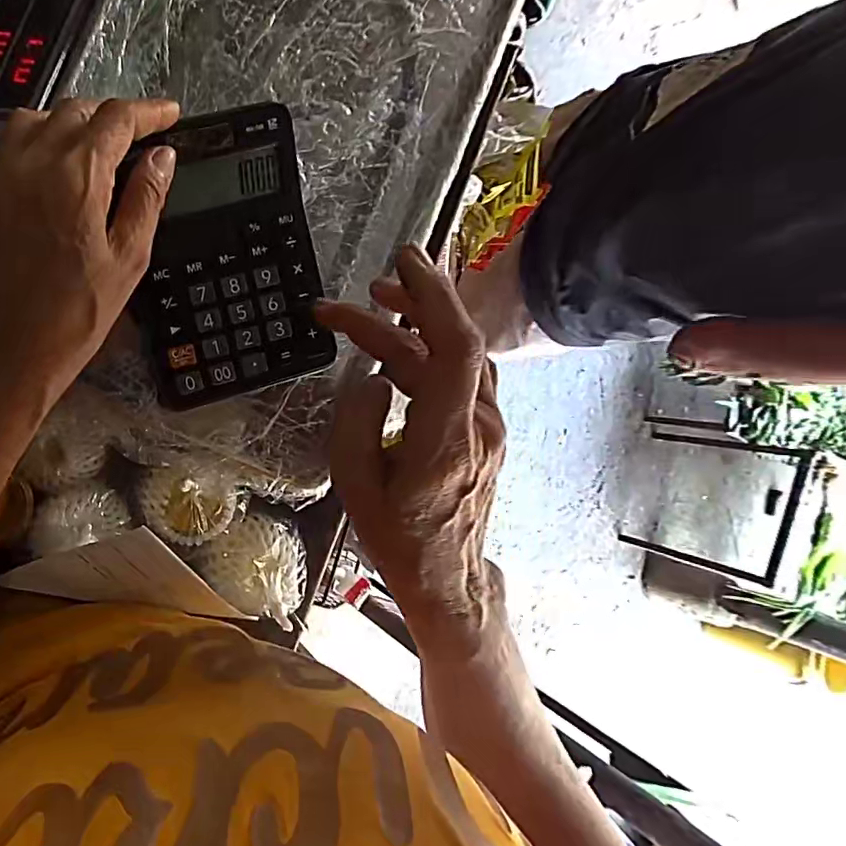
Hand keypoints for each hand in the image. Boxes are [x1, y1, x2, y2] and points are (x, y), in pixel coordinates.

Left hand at [0, 97, 179, 393]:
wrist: (24, 339)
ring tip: (97, 145)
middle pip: (78, 110)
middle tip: (140, 135)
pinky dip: (40, 138)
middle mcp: (34, 162)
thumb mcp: (131, 255)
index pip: (116, 119)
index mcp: (78, 177)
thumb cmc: (84, 305)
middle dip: (113, 116)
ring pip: (39, 117)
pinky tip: (56, 165)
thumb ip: (147, 197)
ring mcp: (2, 173)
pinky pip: (11, 141)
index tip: (169, 115)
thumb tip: (162, 156)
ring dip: (74, 122)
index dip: (148, 112)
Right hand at [316, 246, 506, 655]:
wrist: (447, 580)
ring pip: (462, 356)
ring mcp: (490, 428)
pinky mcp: (487, 431)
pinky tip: (407, 342)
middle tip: (377, 280)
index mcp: (445, 441)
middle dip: (419, 300)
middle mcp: (479, 427)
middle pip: (457, 343)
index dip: (433, 298)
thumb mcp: (355, 486)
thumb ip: (356, 423)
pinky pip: (465, 375)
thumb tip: (372, 380)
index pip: (454, 351)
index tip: (403, 265)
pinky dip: (435, 349)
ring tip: (382, 302)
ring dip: (425, 323)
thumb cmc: (398, 541)